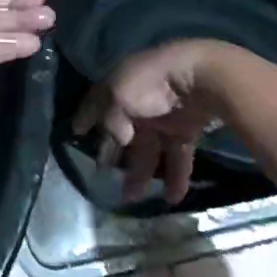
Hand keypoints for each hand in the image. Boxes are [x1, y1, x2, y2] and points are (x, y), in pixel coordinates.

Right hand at [72, 40, 230, 203]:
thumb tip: (118, 140)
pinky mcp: (187, 128)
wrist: (200, 77)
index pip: (97, 104)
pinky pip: (178, 155)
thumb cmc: (151, 83)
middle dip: (114, 157)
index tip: (76, 135)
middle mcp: (140, 101)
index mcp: (120, 87)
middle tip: (105, 180)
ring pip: (150, 149)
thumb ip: (111, 121)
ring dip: (142, 174)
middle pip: (124, 133)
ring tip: (133, 199)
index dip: (86, 118)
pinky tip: (173, 197)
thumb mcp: (118, 98)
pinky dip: (176, 176)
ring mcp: (165, 115)